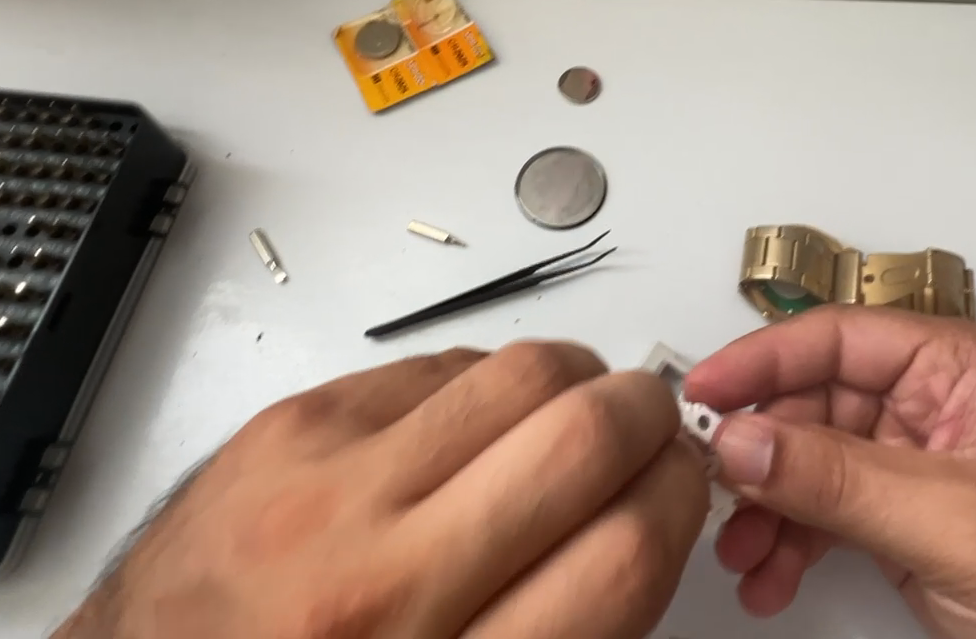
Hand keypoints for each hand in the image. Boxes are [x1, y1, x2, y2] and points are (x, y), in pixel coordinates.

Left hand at [55, 343, 708, 638]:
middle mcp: (377, 587)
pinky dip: (491, 385)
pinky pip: (444, 363)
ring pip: (520, 372)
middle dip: (647, 415)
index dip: (678, 502)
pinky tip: (479, 423)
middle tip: (651, 426)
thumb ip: (575, 626)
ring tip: (577, 407)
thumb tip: (649, 512)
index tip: (683, 481)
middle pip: (581, 438)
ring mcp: (325, 487)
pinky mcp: (292, 422)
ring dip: (579, 378)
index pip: (620, 556)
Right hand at [682, 308, 975, 638]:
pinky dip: (792, 540)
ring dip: (768, 504)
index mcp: (953, 367)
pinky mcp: (905, 520)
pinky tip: (769, 575)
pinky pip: (827, 510)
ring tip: (740, 552)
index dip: (763, 360)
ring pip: (811, 460)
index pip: (836, 340)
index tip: (703, 394)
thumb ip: (838, 479)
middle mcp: (927, 402)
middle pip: (813, 401)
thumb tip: (738, 442)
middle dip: (761, 450)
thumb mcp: (953, 523)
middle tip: (710, 487)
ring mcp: (913, 464)